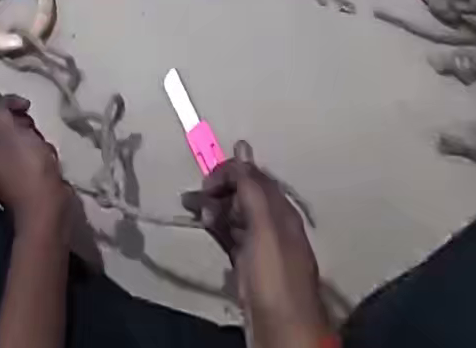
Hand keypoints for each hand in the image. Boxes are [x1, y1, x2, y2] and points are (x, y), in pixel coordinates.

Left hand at [0, 94, 68, 234]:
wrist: (47, 210)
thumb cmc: (29, 168)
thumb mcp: (11, 133)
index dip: (8, 103)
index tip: (27, 106)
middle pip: (5, 124)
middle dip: (24, 123)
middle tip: (33, 131)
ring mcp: (7, 169)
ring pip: (21, 137)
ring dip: (35, 136)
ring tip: (43, 148)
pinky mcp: (24, 177)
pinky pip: (31, 152)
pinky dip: (41, 151)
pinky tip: (48, 159)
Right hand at [183, 144, 330, 347]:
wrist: (283, 334)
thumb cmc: (275, 276)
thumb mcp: (264, 226)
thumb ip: (252, 187)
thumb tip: (241, 146)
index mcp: (281, 209)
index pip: (253, 176)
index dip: (230, 172)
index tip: (207, 181)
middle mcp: (272, 223)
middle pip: (243, 194)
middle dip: (219, 189)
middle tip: (194, 196)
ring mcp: (260, 246)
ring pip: (234, 215)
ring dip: (215, 207)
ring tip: (193, 209)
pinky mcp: (248, 267)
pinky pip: (231, 237)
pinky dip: (217, 227)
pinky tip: (205, 225)